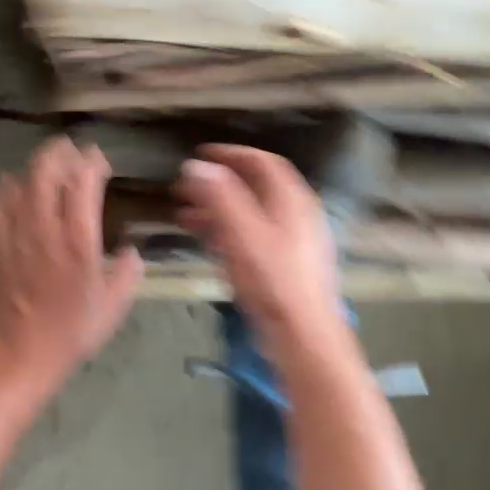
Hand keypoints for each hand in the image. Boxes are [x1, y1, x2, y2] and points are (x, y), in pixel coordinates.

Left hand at [0, 136, 142, 388]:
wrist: (22, 352)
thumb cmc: (73, 330)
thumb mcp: (114, 304)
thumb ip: (128, 272)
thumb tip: (131, 251)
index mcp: (78, 238)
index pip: (83, 181)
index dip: (92, 161)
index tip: (99, 159)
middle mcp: (45, 226)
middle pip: (46, 168)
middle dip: (61, 152)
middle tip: (73, 152)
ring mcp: (16, 232)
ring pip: (21, 179)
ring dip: (36, 166)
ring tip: (49, 167)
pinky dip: (7, 187)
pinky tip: (16, 189)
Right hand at [173, 144, 344, 344]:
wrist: (304, 335)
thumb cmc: (273, 281)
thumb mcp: (242, 234)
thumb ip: (220, 197)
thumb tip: (197, 166)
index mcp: (292, 199)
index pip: (262, 162)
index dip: (231, 154)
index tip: (200, 155)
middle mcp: (296, 214)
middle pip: (255, 188)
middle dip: (218, 185)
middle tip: (186, 188)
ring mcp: (293, 241)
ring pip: (251, 214)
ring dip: (218, 210)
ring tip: (185, 216)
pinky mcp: (286, 266)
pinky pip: (253, 237)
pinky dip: (228, 232)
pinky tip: (206, 242)